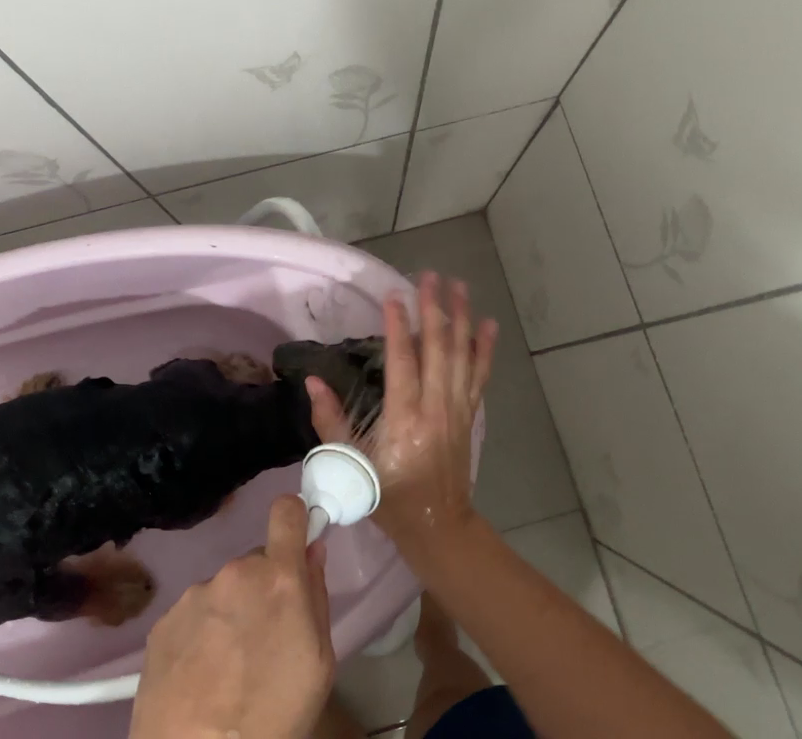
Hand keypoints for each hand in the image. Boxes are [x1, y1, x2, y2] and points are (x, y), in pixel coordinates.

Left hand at [130, 495, 334, 738]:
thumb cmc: (274, 715)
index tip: (296, 533)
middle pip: (254, 565)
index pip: (286, 513)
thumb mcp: (319, 663)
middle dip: (262, 590)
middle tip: (264, 638)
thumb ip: (317, 597)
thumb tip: (312, 553)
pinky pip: (191, 616)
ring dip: (229, 614)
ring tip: (227, 667)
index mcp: (278, 579)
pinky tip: (201, 675)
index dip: (294, 517)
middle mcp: (233, 575)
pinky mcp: (161, 623)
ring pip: (222, 592)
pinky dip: (199, 636)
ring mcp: (192, 597)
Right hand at [309, 273, 497, 554]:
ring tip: (460, 286)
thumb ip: (331, 422)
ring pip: (462, 355)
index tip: (394, 296)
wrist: (437, 525)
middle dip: (434, 310)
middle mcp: (436, 408)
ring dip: (461, 318)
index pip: (402, 362)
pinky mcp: (469, 415)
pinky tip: (488, 324)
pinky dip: (484, 349)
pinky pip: (479, 375)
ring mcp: (457, 410)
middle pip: (438, 350)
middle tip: (431, 276)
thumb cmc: (388, 497)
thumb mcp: (350, 466)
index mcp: (404, 419)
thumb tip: (313, 381)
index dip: (398, 327)